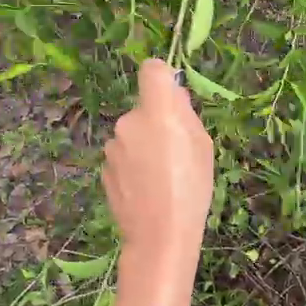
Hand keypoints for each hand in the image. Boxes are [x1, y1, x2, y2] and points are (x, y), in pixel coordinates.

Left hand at [103, 59, 213, 291]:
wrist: (159, 236)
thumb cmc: (192, 189)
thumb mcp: (203, 146)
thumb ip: (185, 115)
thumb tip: (174, 96)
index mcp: (156, 112)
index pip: (151, 70)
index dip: (162, 76)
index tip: (172, 95)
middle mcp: (128, 122)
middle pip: (143, 108)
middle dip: (157, 121)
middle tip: (177, 151)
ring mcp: (112, 147)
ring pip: (132, 134)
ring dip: (144, 145)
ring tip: (162, 176)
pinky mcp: (103, 169)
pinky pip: (123, 156)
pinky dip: (133, 165)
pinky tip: (146, 189)